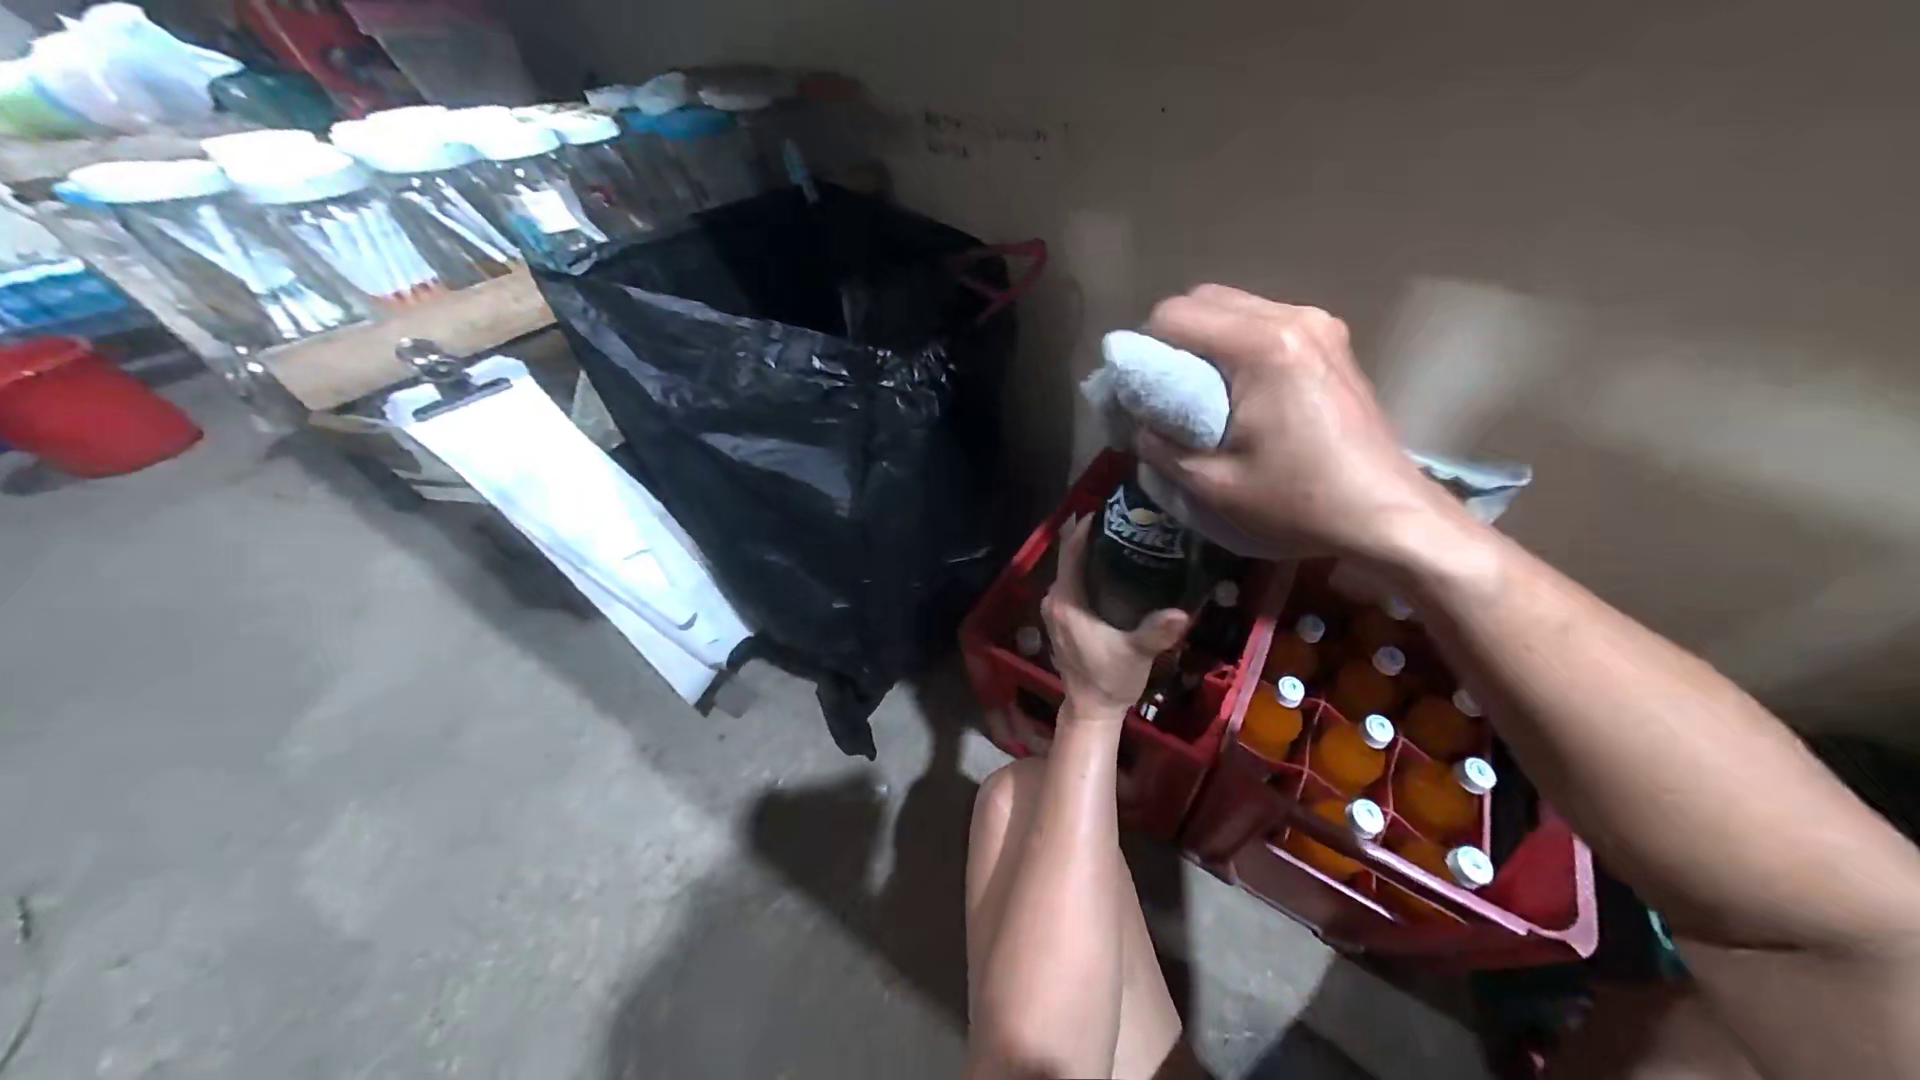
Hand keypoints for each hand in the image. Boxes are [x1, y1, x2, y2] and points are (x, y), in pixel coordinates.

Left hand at [1041, 515, 1190, 721]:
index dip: (1083, 530)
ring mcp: (1054, 610)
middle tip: (1120, 520)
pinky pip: (1070, 584)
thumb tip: (1182, 612)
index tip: (1105, 509)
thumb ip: (1155, 632)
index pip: (1070, 554)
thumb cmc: (1109, 679)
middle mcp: (1054, 601)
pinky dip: (1085, 571)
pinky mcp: (1060, 618)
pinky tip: (1108, 566)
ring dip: (1087, 554)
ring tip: (1118, 537)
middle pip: (1068, 558)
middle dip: (1089, 538)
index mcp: (1066, 602)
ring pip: (1069, 570)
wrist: (1091, 708)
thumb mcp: (1136, 654)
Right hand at [1134, 285, 1457, 565]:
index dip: (1143, 350)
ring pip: (1234, 308)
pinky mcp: (1331, 342)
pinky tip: (1238, 391)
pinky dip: (1235, 346)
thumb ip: (1158, 443)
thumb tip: (1134, 418)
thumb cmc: (1297, 503)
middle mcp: (1293, 318)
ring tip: (1199, 394)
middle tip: (1165, 393)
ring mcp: (1319, 326)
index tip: (1140, 393)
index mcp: (1262, 347)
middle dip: (1171, 341)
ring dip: (1204, 342)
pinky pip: (1263, 323)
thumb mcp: (1210, 484)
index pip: (1173, 315)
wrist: (1385, 516)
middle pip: (1204, 300)